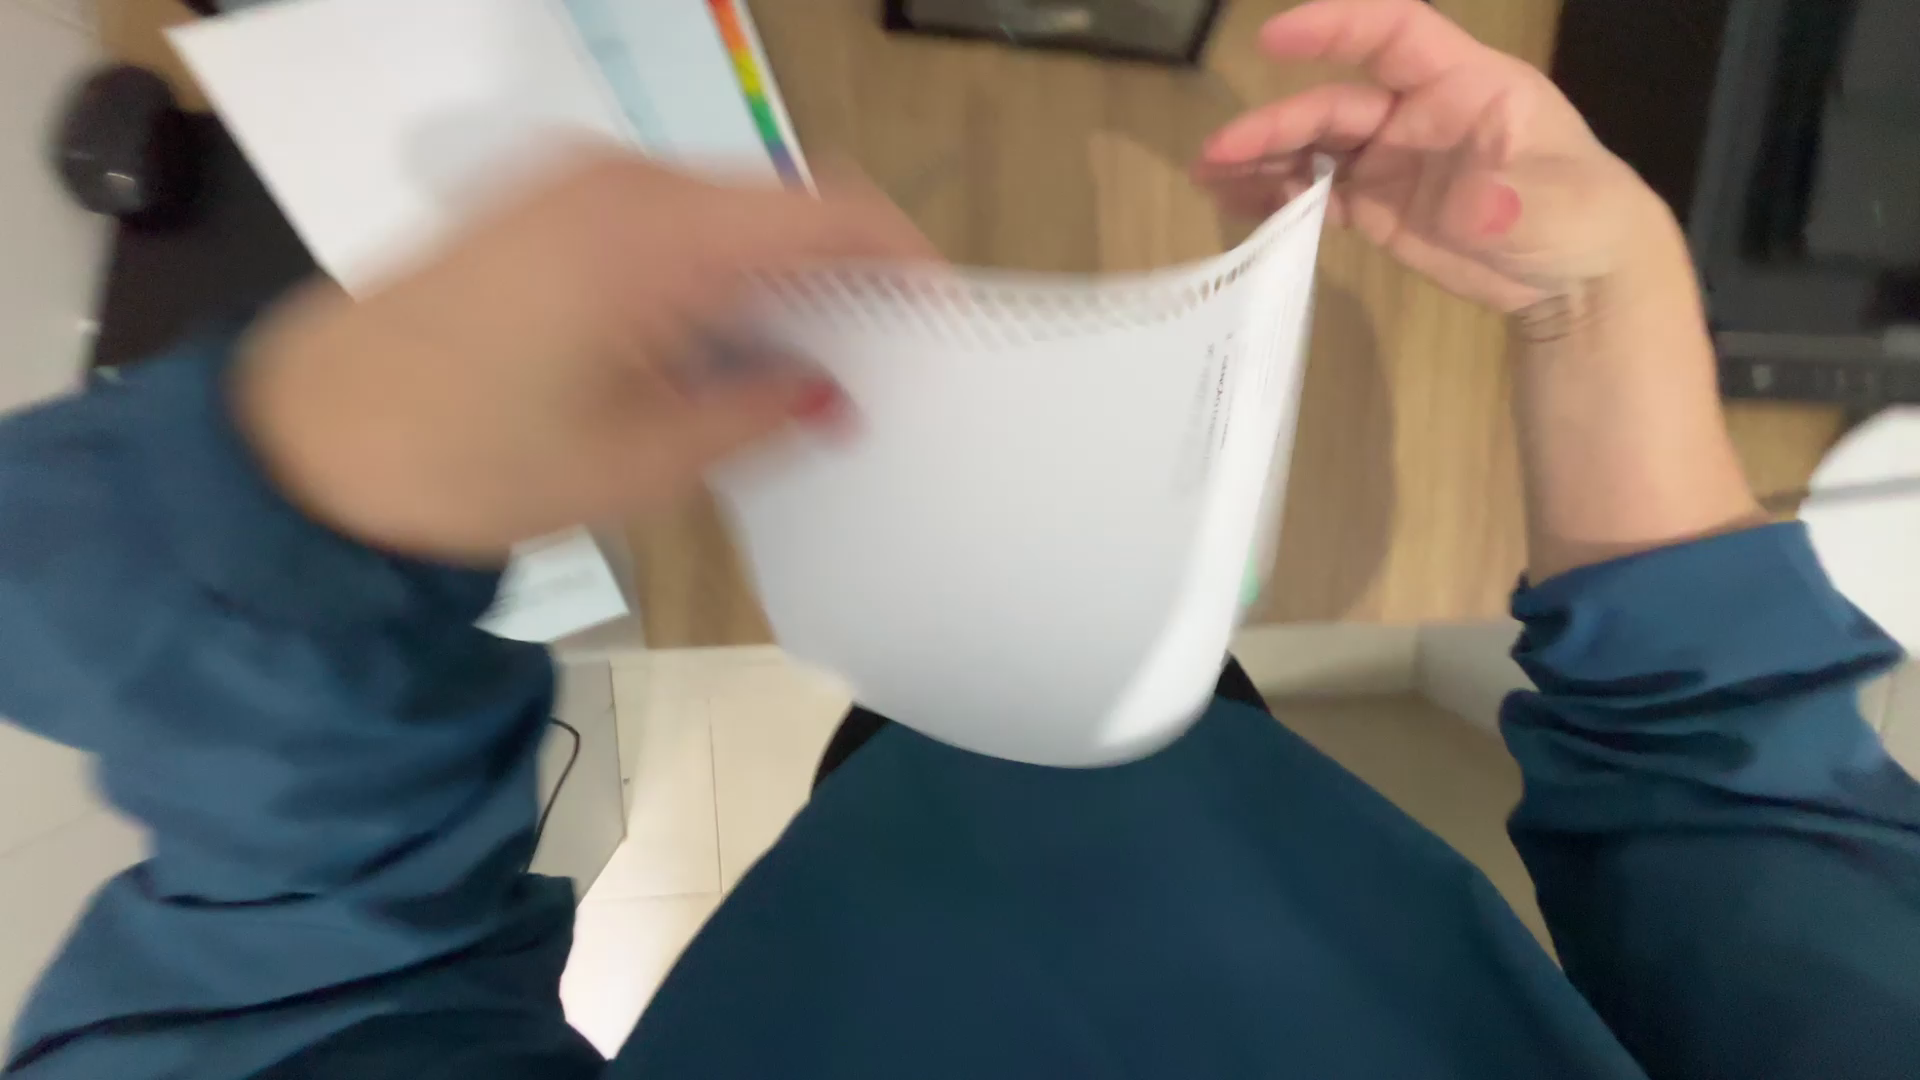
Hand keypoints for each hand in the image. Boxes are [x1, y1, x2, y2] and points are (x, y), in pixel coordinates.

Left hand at [236, 150, 928, 562]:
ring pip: (732, 211)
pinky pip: (678, 221)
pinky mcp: (552, 208)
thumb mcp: (655, 457)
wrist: (313, 454)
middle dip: (847, 271)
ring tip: (816, 354)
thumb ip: (767, 410)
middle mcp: (619, 179)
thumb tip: (841, 395)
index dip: (899, 254)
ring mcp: (577, 184)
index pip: (823, 209)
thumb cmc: (488, 465)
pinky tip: (736, 334)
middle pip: (781, 202)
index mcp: (653, 233)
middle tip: (881, 349)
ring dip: (787, 274)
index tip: (938, 313)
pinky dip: (730, 271)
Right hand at [1194, 0, 1661, 313]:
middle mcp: (1415, 116)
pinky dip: (1276, 200)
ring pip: (1313, 152)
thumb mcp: (1555, 205)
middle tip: (1215, 153)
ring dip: (1259, 162)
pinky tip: (1237, 206)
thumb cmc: (1578, 217)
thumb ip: (1511, 199)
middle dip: (1272, 127)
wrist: (1567, 273)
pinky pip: (1314, 197)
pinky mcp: (1371, 207)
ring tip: (1206, 177)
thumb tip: (1475, 204)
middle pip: (1332, 109)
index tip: (1272, 38)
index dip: (1335, 30)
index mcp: (1463, 89)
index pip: (1393, 37)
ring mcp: (1388, 164)